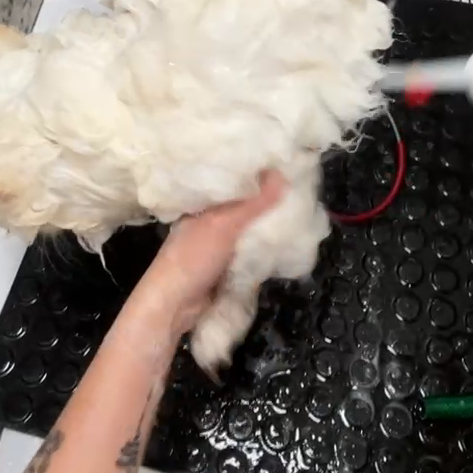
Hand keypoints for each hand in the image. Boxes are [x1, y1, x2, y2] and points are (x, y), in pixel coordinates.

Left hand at [131, 172, 285, 334]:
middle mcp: (211, 220)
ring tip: (298, 213)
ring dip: (268, 228)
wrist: (174, 305)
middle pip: (245, 208)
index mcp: (204, 204)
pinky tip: (285, 242)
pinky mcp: (227, 267)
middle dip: (267, 203)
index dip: (257, 175)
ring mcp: (219, 245)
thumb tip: (281, 174)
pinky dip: (264, 250)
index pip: (234, 183)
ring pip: (249, 231)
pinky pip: (251, 253)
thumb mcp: (224, 225)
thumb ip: (253, 204)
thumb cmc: (193, 257)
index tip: (284, 168)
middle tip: (298, 192)